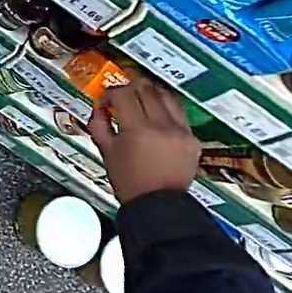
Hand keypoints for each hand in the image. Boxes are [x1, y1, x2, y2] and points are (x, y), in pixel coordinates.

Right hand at [89, 81, 201, 203]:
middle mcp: (161, 127)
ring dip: (152, 92)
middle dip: (131, 86)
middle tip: (123, 91)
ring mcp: (180, 132)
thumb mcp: (107, 153)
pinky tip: (159, 112)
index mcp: (137, 130)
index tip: (106, 100)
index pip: (123, 95)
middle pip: (146, 89)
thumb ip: (99, 125)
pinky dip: (167, 108)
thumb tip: (99, 109)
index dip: (111, 93)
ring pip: (166, 96)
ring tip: (142, 96)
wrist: (157, 206)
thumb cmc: (131, 185)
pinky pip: (180, 113)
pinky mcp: (191, 140)